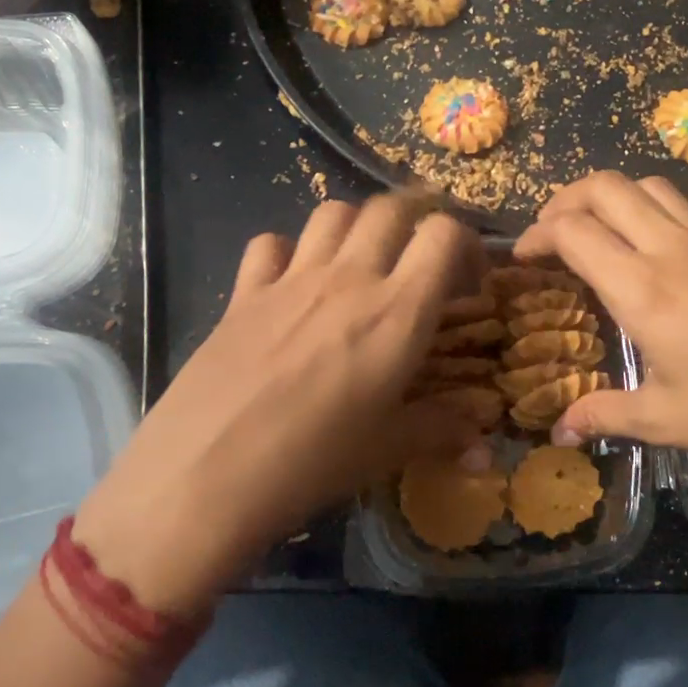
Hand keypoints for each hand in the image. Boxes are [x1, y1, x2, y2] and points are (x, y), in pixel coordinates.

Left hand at [71, 195, 487, 615]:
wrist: (203, 478)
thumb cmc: (313, 463)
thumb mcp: (388, 449)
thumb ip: (441, 431)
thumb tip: (484, 447)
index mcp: (398, 311)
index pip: (446, 234)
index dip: (466, 245)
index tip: (467, 283)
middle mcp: (350, 278)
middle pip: (391, 207)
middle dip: (415, 223)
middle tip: (417, 263)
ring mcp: (291, 279)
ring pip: (333, 212)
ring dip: (357, 227)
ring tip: (361, 264)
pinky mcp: (243, 293)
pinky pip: (271, 243)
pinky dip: (289, 251)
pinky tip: (292, 283)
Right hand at [514, 173, 687, 503]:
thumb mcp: (664, 419)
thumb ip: (604, 414)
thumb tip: (558, 432)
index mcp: (642, 289)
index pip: (573, 231)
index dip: (537, 234)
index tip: (523, 256)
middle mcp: (672, 249)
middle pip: (606, 187)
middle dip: (567, 198)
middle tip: (552, 230)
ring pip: (651, 184)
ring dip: (616, 195)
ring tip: (602, 227)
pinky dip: (667, 206)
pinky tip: (667, 237)